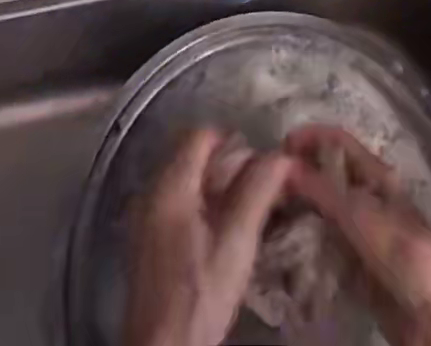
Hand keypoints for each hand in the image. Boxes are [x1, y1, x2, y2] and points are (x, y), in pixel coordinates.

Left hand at [124, 128, 291, 345]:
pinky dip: (203, 203)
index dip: (234, 141)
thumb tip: (284, 156)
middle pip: (193, 155)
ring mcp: (146, 214)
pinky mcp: (148, 237)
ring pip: (187, 179)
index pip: (201, 135)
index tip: (260, 163)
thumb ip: (259, 191)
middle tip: (260, 188)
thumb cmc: (201, 294)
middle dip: (229, 164)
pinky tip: (222, 231)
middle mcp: (151, 190)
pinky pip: (178, 201)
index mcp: (170, 185)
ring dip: (218, 185)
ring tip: (247, 210)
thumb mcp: (237, 241)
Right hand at [283, 126, 430, 345]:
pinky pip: (321, 245)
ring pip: (319, 210)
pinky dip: (300, 243)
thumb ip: (325, 190)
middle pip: (324, 175)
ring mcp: (359, 232)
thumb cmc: (408, 256)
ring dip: (294, 210)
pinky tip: (278, 247)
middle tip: (262, 187)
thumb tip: (284, 164)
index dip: (309, 136)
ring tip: (263, 215)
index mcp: (376, 176)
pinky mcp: (353, 264)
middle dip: (295, 176)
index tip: (277, 146)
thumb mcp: (364, 217)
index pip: (337, 141)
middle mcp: (365, 197)